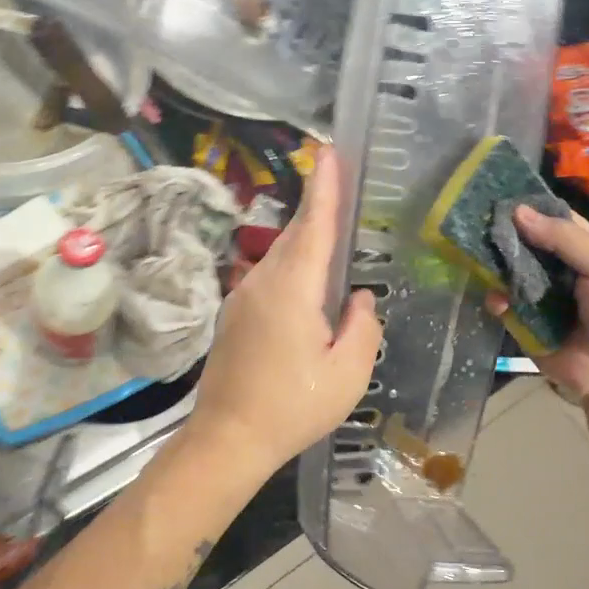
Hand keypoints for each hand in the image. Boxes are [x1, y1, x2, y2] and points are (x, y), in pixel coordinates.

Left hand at [187, 147, 382, 473]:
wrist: (227, 438)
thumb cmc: (292, 407)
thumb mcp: (346, 373)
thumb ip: (361, 327)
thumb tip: (358, 298)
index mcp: (291, 289)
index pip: (312, 226)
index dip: (323, 187)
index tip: (328, 150)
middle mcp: (262, 282)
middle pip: (294, 236)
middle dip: (317, 206)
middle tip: (339, 180)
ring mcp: (242, 298)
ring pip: (280, 257)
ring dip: (305, 240)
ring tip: (332, 230)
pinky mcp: (234, 316)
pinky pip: (269, 278)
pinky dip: (292, 268)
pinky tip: (308, 285)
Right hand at [485, 205, 588, 410]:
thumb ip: (563, 238)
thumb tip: (516, 212)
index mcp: (583, 249)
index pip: (552, 218)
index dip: (528, 207)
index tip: (497, 195)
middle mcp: (558, 269)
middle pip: (524, 242)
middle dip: (503, 234)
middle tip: (476, 223)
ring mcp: (538, 295)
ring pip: (507, 270)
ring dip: (494, 265)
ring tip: (478, 257)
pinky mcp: (522, 322)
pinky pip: (502, 303)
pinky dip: (496, 299)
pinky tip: (499, 300)